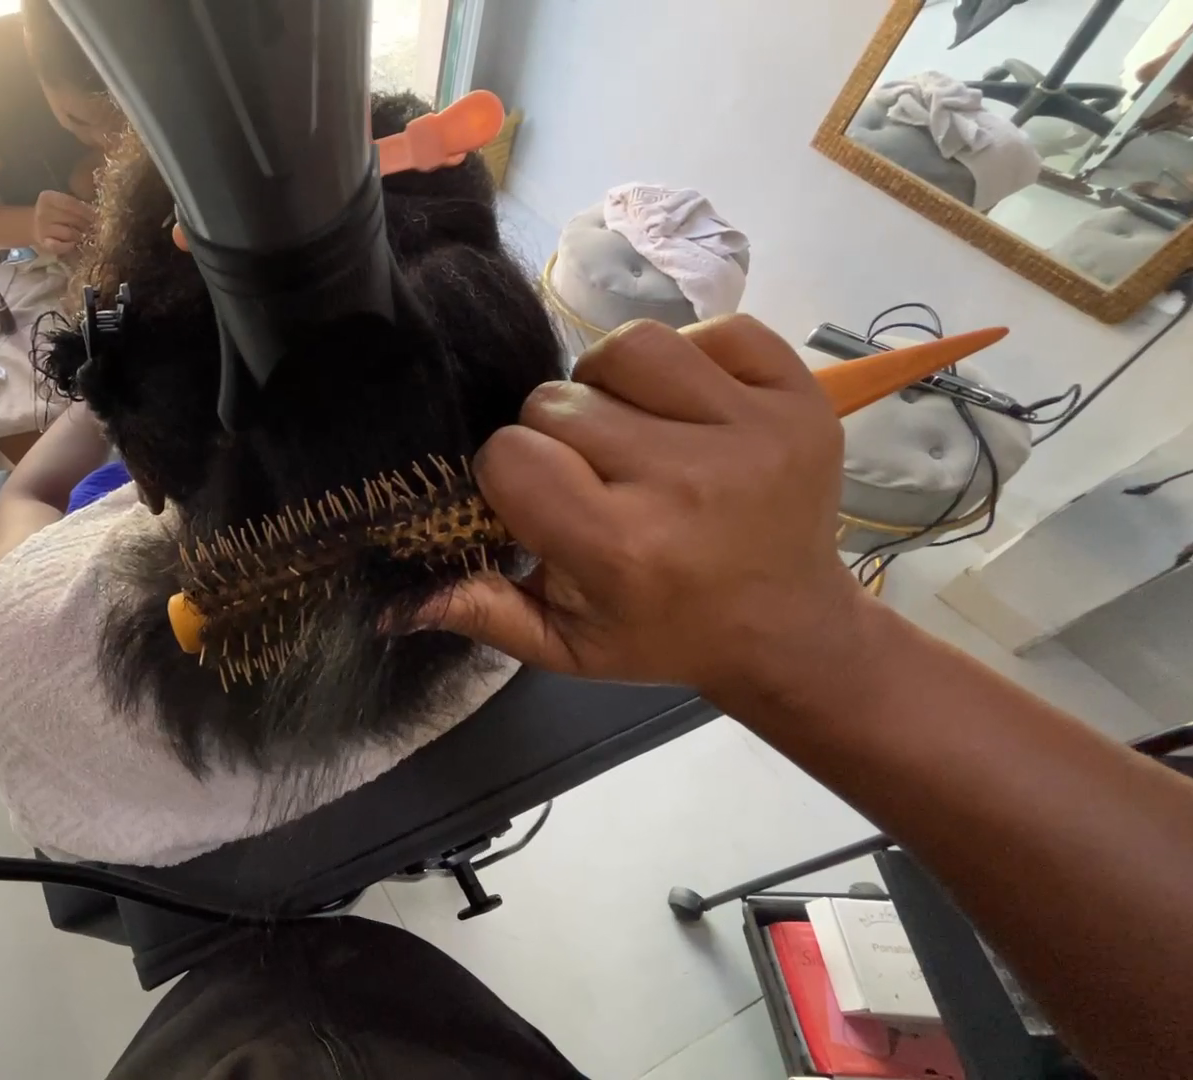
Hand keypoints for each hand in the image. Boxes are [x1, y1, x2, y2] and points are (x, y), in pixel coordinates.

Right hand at [33, 190, 96, 255]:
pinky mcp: (43, 244)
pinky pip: (59, 246)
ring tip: (85, 237)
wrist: (34, 226)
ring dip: (80, 236)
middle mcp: (43, 212)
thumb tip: (98, 215)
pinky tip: (73, 245)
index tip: (99, 217)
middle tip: (96, 229)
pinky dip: (68, 247)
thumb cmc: (54, 215)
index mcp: (48, 198)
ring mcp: (42, 229)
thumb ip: (77, 206)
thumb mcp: (62, 205)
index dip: (87, 211)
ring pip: (69, 233)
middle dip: (86, 225)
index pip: (71, 203)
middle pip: (72, 219)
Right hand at [436, 316, 867, 702]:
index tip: (532, 499)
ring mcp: (752, 431)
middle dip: (552, 436)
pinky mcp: (799, 397)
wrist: (786, 626)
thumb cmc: (660, 635)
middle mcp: (685, 482)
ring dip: (605, 385)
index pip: (510, 455)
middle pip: (554, 401)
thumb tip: (392, 603)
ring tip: (624, 429)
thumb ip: (481, 612)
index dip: (505, 472)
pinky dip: (682, 359)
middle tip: (586, 477)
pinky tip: (680, 407)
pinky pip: (713, 330)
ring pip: (623, 348)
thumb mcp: (563, 645)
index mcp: (619, 547)